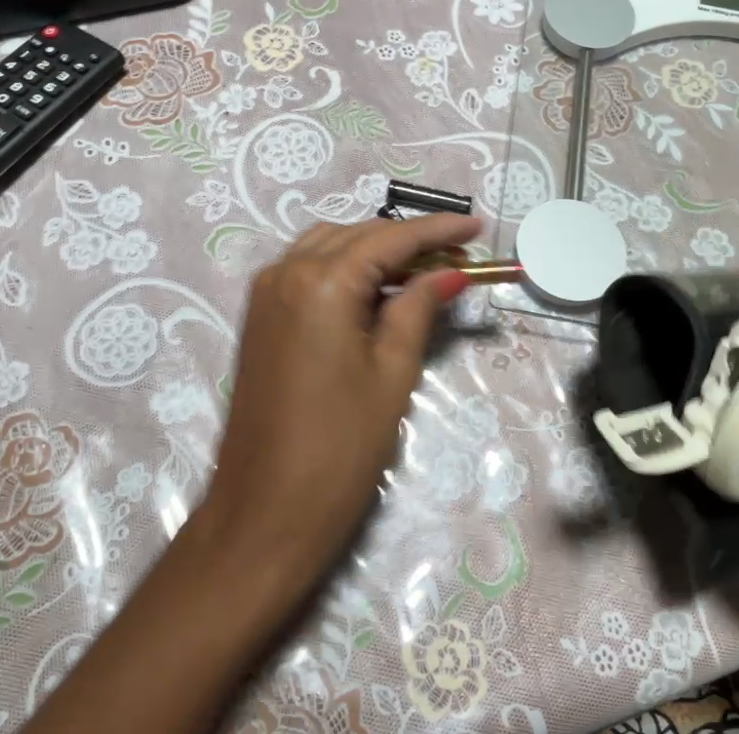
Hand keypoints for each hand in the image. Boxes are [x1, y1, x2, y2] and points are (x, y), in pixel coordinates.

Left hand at [203, 213, 482, 579]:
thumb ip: (417, 308)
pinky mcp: (259, 319)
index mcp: (319, 282)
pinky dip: (345, 270)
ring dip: (374, 252)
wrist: (264, 513)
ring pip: (328, 248)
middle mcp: (284, 273)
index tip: (479, 225)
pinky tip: (377, 293)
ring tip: (423, 273)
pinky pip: (306, 273)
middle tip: (458, 259)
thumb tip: (448, 272)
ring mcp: (265, 295)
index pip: (390, 238)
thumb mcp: (392, 373)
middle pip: (356, 236)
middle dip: (408, 241)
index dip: (438, 229)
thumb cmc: (340, 448)